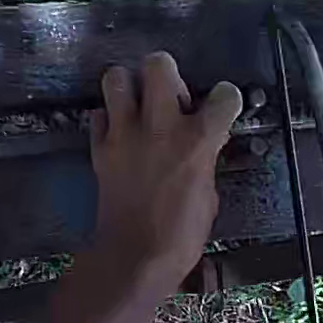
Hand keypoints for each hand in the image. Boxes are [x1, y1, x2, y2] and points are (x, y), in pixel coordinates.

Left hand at [87, 52, 241, 293]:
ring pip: (116, 78)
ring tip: (138, 109)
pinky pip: (97, 116)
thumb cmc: (181, 236)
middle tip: (169, 100)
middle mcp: (159, 127)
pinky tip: (118, 135)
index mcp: (197, 140)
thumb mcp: (209, 197)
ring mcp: (124, 135)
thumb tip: (202, 147)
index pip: (224, 95)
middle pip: (158, 64)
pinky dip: (107, 121)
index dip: (225, 99)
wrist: (134, 258)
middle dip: (167, 74)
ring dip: (129, 87)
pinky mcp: (99, 150)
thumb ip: (205, 160)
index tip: (220, 108)